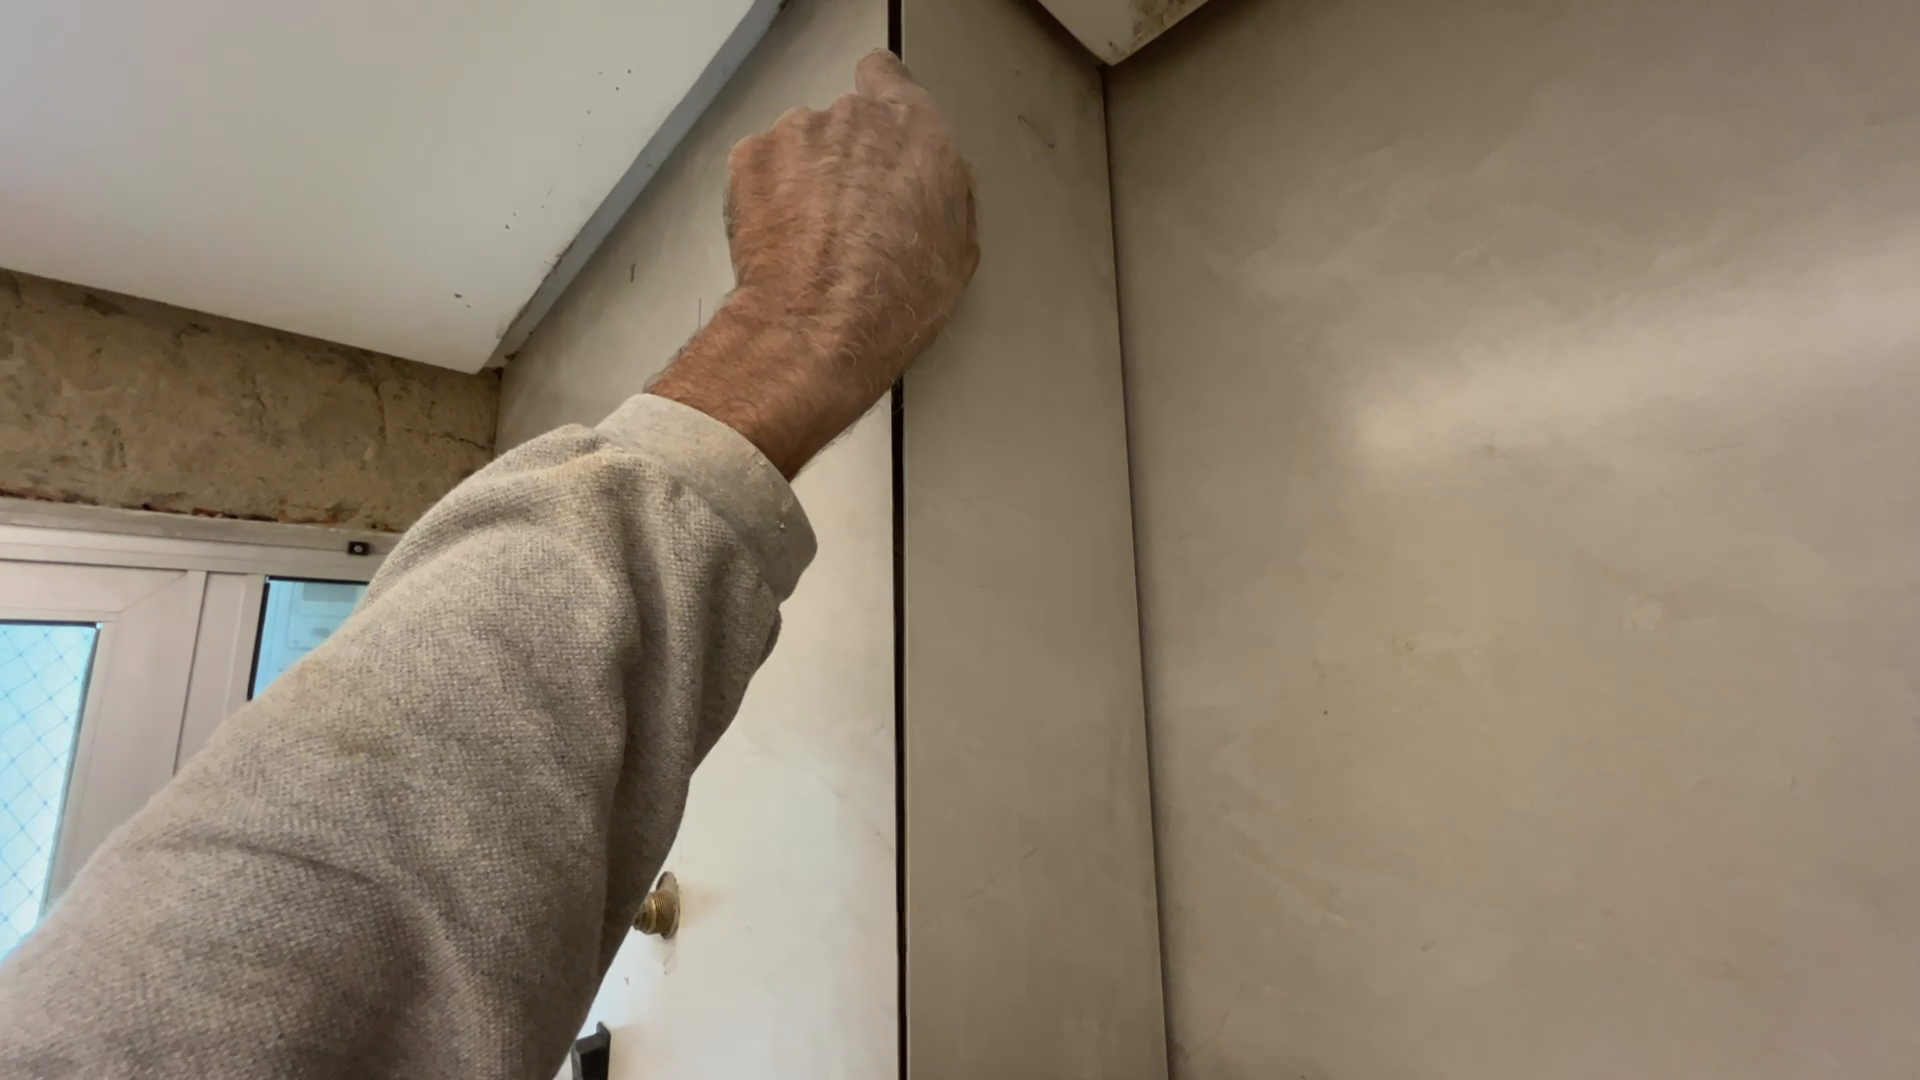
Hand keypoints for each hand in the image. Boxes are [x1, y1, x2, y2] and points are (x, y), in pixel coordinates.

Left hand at [650, 50, 978, 476]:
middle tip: (852, 219)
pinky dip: (769, 197)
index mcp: (915, 131)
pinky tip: (785, 243)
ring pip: (802, 146)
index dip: (880, 106)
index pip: (888, 78)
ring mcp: (796, 134)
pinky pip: (763, 168)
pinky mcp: (749, 159)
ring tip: (814, 241)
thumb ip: (950, 196)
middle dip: (847, 160)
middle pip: (846, 123)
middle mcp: (855, 117)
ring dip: (806, 179)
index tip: (879, 141)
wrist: (820, 330)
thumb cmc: (895, 302)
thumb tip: (944, 181)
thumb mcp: (957, 257)